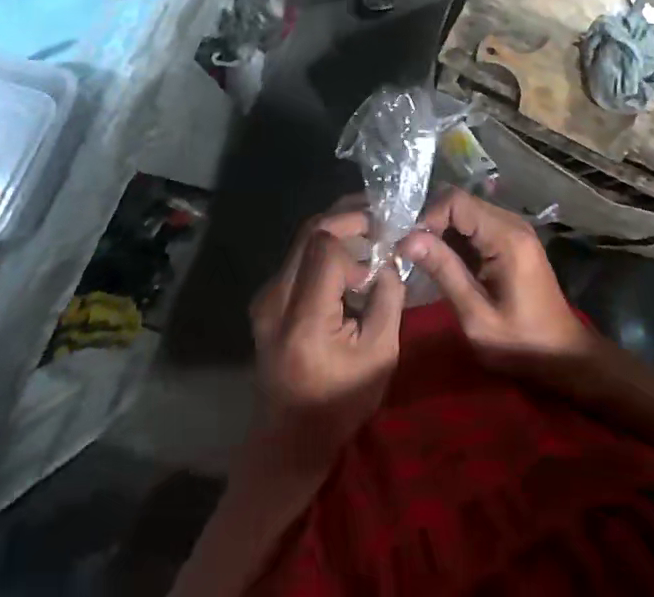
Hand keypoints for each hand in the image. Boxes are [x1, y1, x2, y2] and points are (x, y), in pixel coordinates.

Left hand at [250, 207, 404, 459]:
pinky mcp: (265, 302)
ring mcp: (264, 299)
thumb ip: (387, 301)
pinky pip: (295, 262)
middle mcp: (275, 299)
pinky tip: (348, 265)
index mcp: (304, 317)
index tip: (384, 242)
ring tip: (368, 236)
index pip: (325, 248)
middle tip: (378, 216)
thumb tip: (388, 261)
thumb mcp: (379, 356)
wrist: (290, 437)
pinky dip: (323, 254)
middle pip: (308, 235)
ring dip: (335, 234)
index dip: (357, 234)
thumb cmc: (340, 403)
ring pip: (300, 244)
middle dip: (345, 217)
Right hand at [399, 190, 595, 372]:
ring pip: (464, 212)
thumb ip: (444, 272)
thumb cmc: (520, 343)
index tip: (410, 248)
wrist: (564, 358)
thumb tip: (407, 239)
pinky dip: (455, 239)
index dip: (427, 218)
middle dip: (431, 224)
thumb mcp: (476, 315)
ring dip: (441, 231)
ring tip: (425, 261)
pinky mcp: (511, 240)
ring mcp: (514, 230)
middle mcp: (512, 223)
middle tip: (413, 255)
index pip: (455, 201)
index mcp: (506, 238)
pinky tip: (446, 264)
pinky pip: (475, 226)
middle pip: (459, 202)